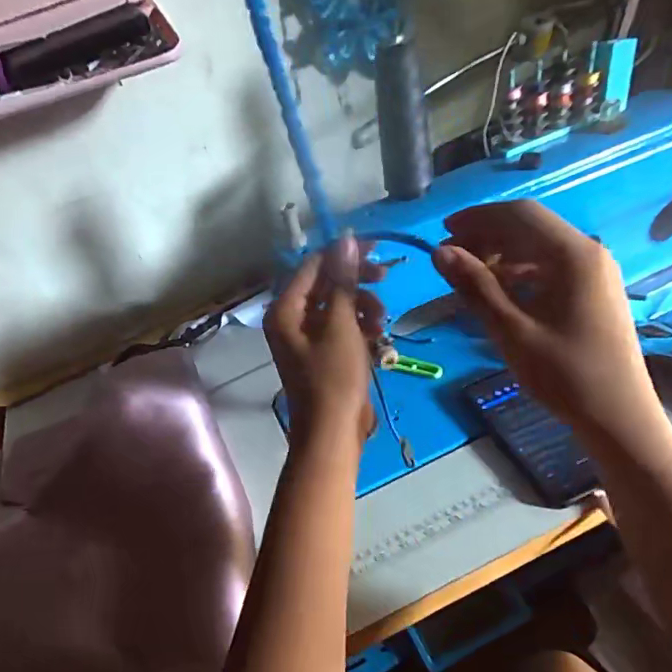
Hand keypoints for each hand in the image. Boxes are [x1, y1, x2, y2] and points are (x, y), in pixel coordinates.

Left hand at [267, 236, 381, 440]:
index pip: (313, 265)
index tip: (376, 248)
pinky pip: (342, 327)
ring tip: (381, 323)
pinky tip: (377, 336)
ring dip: (363, 307)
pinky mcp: (324, 353)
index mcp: (286, 309)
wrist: (333, 431)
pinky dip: (360, 327)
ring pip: (338, 305)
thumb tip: (345, 240)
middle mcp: (291, 319)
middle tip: (385, 276)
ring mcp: (308, 338)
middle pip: (326, 284)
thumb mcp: (341, 325)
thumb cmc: (334, 377)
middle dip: (356, 282)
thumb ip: (343, 281)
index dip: (343, 253)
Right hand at [433, 200, 666, 448]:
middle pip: (532, 226)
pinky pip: (554, 266)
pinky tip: (502, 290)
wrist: (619, 416)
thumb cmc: (565, 376)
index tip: (444, 231)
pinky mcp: (597, 290)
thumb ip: (476, 287)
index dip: (478, 218)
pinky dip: (523, 270)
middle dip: (489, 234)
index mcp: (573, 255)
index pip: (520, 215)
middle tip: (452, 255)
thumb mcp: (512, 332)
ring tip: (471, 275)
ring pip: (542, 246)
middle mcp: (589, 252)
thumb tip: (440, 252)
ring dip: (504, 252)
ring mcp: (597, 271)